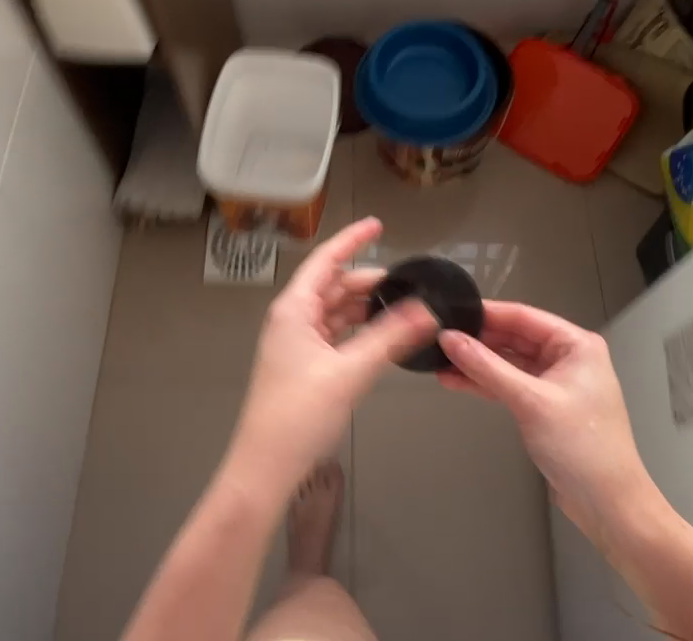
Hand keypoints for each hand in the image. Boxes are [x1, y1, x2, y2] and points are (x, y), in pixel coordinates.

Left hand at [223, 218, 436, 496]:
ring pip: (334, 312)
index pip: (326, 261)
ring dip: (364, 307)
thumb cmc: (300, 413)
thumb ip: (389, 338)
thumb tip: (427, 310)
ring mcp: (295, 343)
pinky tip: (382, 335)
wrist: (265, 467)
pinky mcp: (303, 365)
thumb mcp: (350, 372)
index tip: (378, 224)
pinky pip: (334, 334)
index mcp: (294, 309)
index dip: (352, 240)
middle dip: (367, 281)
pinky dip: (358, 330)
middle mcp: (292, 318)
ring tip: (402, 306)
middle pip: (332, 286)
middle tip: (407, 283)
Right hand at [436, 302, 648, 539]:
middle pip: (513, 337)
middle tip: (441, 340)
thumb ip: (487, 368)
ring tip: (441, 362)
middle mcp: (567, 358)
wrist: (609, 506)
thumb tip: (450, 339)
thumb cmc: (583, 448)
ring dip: (477, 364)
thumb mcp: (530, 401)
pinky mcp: (545, 406)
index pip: (523, 316)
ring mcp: (556, 382)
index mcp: (576, 345)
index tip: (451, 314)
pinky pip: (510, 384)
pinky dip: (486, 383)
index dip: (485, 315)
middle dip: (478, 341)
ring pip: (508, 362)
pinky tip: (457, 381)